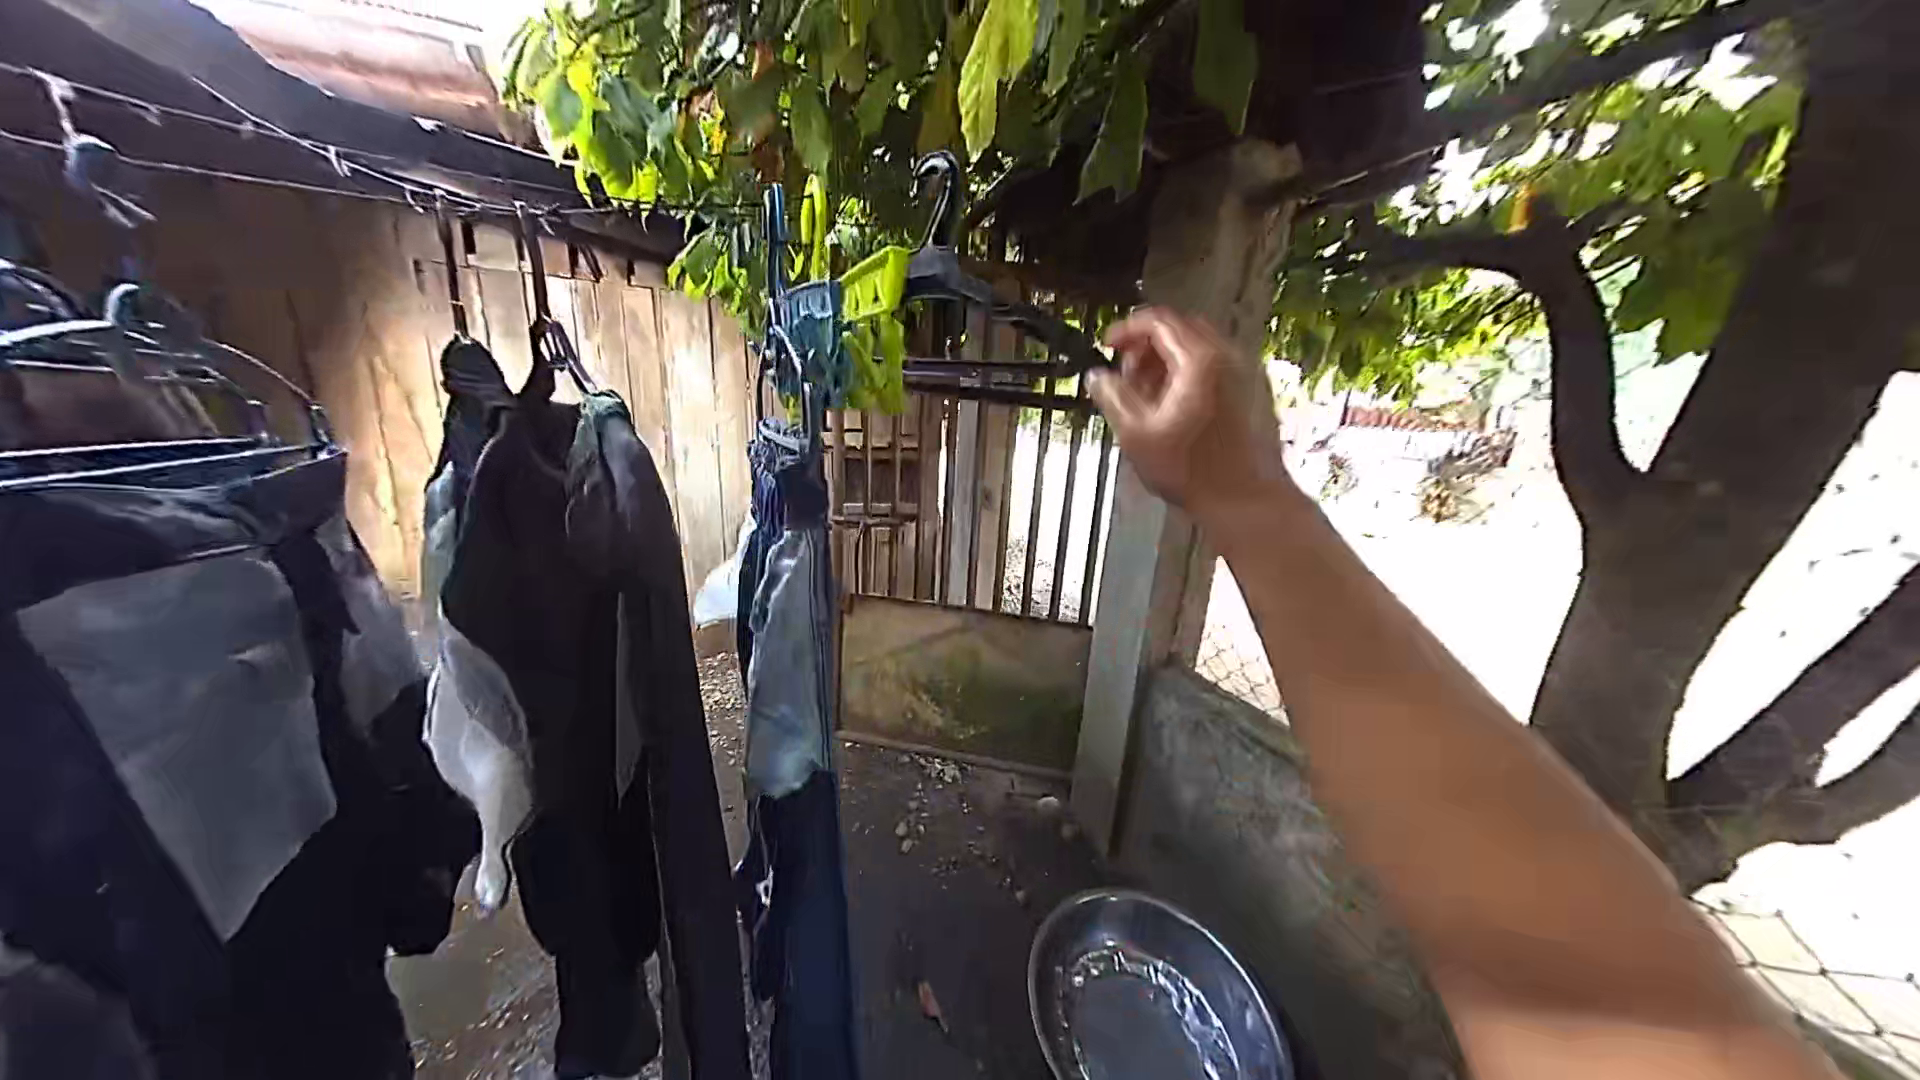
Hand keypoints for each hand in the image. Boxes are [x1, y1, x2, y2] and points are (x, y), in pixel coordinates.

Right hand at [1087, 308, 1292, 520]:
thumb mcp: (1136, 433)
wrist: (1246, 500)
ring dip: (1167, 362)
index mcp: (1200, 361)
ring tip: (1146, 396)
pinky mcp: (1254, 394)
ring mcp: (1246, 374)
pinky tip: (1173, 408)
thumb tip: (1097, 377)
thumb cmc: (1193, 472)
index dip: (1127, 329)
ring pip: (1199, 350)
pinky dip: (1190, 375)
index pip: (1160, 321)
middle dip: (1147, 346)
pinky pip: (1216, 369)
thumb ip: (1112, 397)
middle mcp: (1229, 358)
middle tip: (1126, 372)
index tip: (1109, 344)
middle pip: (1181, 330)